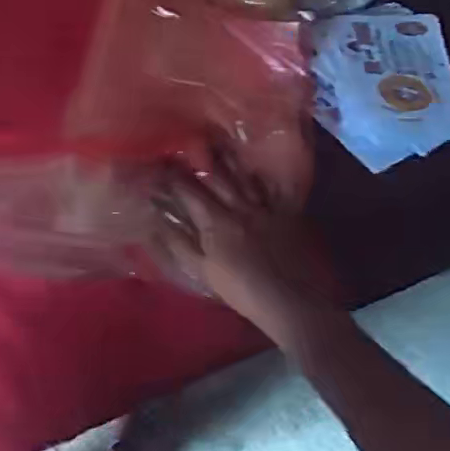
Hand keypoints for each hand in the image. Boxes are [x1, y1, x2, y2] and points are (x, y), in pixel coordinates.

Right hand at [152, 138, 349, 356]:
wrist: (293, 304)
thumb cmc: (242, 290)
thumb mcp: (202, 271)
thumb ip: (179, 244)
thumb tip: (156, 222)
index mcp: (216, 221)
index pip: (187, 191)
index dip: (170, 177)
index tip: (156, 166)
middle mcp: (240, 207)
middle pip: (216, 177)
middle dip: (198, 162)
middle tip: (184, 148)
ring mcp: (267, 209)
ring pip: (244, 178)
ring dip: (229, 161)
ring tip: (217, 147)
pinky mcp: (288, 215)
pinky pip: (274, 189)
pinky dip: (263, 176)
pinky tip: (256, 168)